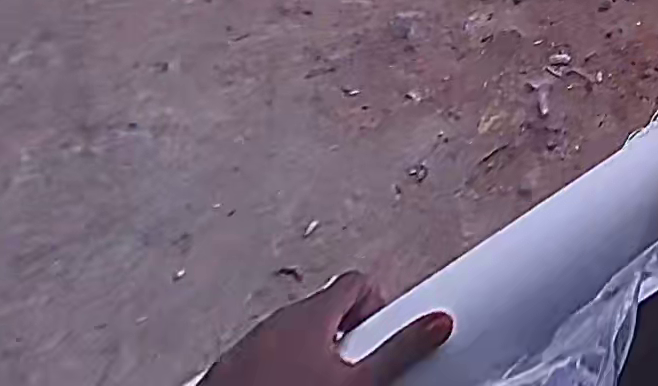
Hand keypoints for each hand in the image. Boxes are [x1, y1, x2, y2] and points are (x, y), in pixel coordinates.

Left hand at [201, 271, 451, 385]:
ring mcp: (243, 351)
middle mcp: (275, 323)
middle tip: (353, 367)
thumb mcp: (356, 384)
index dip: (375, 304)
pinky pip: (259, 361)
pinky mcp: (220, 378)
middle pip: (324, 309)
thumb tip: (438, 324)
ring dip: (308, 355)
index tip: (381, 331)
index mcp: (311, 313)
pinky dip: (275, 373)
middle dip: (343, 334)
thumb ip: (400, 349)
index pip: (357, 282)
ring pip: (289, 337)